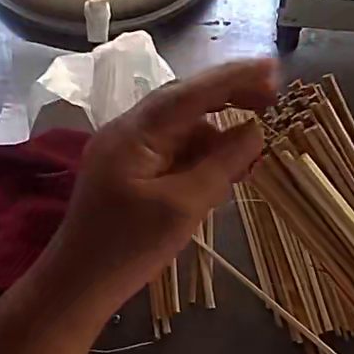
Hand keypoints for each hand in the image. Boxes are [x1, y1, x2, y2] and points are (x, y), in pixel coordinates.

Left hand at [43, 58, 279, 306]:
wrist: (79, 284)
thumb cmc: (129, 248)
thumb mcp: (183, 206)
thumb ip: (222, 164)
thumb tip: (255, 131)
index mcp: (136, 132)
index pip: (192, 92)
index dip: (235, 78)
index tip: (274, 68)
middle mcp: (130, 130)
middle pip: (187, 101)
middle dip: (231, 98)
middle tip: (274, 101)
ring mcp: (129, 150)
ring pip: (184, 128)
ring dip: (220, 134)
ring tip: (254, 153)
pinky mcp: (133, 170)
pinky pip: (176, 151)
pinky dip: (204, 155)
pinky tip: (226, 170)